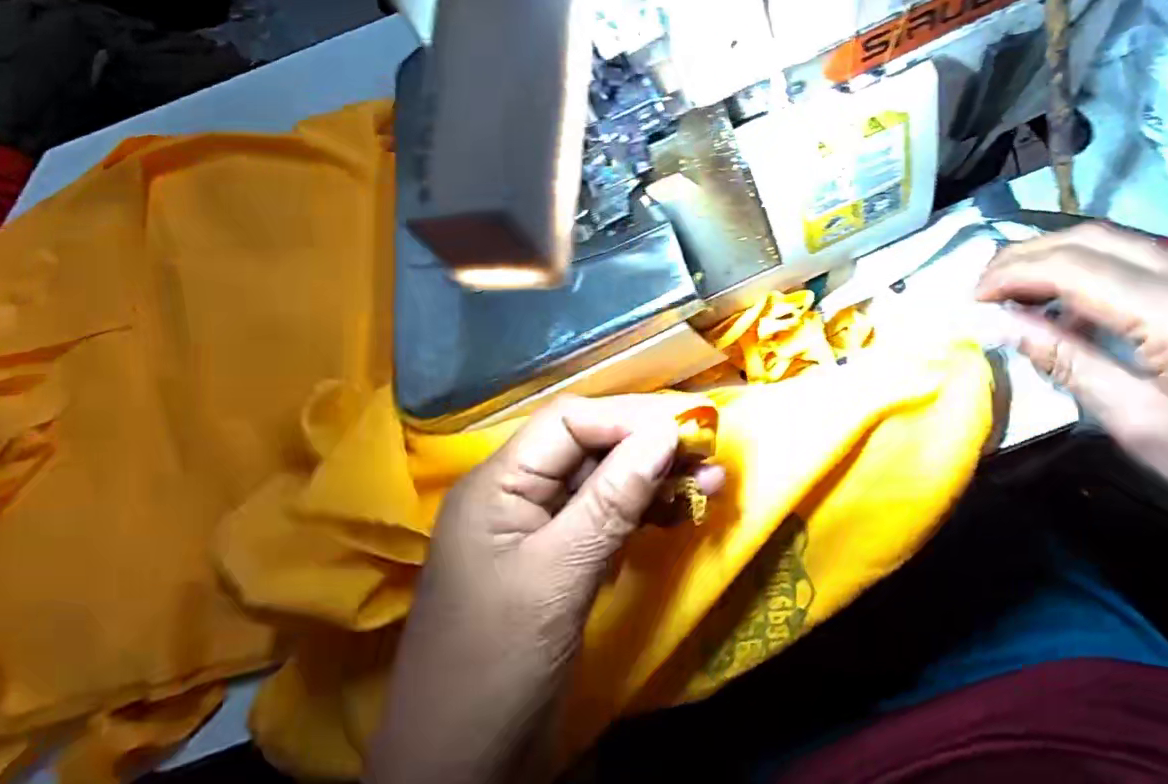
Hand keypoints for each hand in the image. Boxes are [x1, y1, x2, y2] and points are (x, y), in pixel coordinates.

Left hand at [367, 395, 723, 783]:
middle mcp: (512, 493)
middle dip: (647, 446)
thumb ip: (610, 501)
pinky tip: (678, 513)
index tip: (688, 430)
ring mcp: (531, 529)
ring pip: (597, 483)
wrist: (456, 766)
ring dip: (651, 480)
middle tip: (710, 452)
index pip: (567, 423)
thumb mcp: (558, 576)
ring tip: (711, 479)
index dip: (628, 419)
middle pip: (585, 446)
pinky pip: (599, 521)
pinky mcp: (551, 563)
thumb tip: (664, 433)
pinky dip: (639, 515)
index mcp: (496, 482)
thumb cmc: (498, 663)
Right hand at [974, 223, 1167, 560]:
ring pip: (1127, 240)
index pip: (1072, 265)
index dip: (1009, 275)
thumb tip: (996, 322)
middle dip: (1028, 255)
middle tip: (985, 288)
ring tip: (1021, 292)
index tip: (970, 301)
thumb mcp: (1140, 424)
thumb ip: (1064, 359)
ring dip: (1064, 258)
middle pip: (1096, 236)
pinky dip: (1107, 269)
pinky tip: (1085, 300)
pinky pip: (1161, 260)